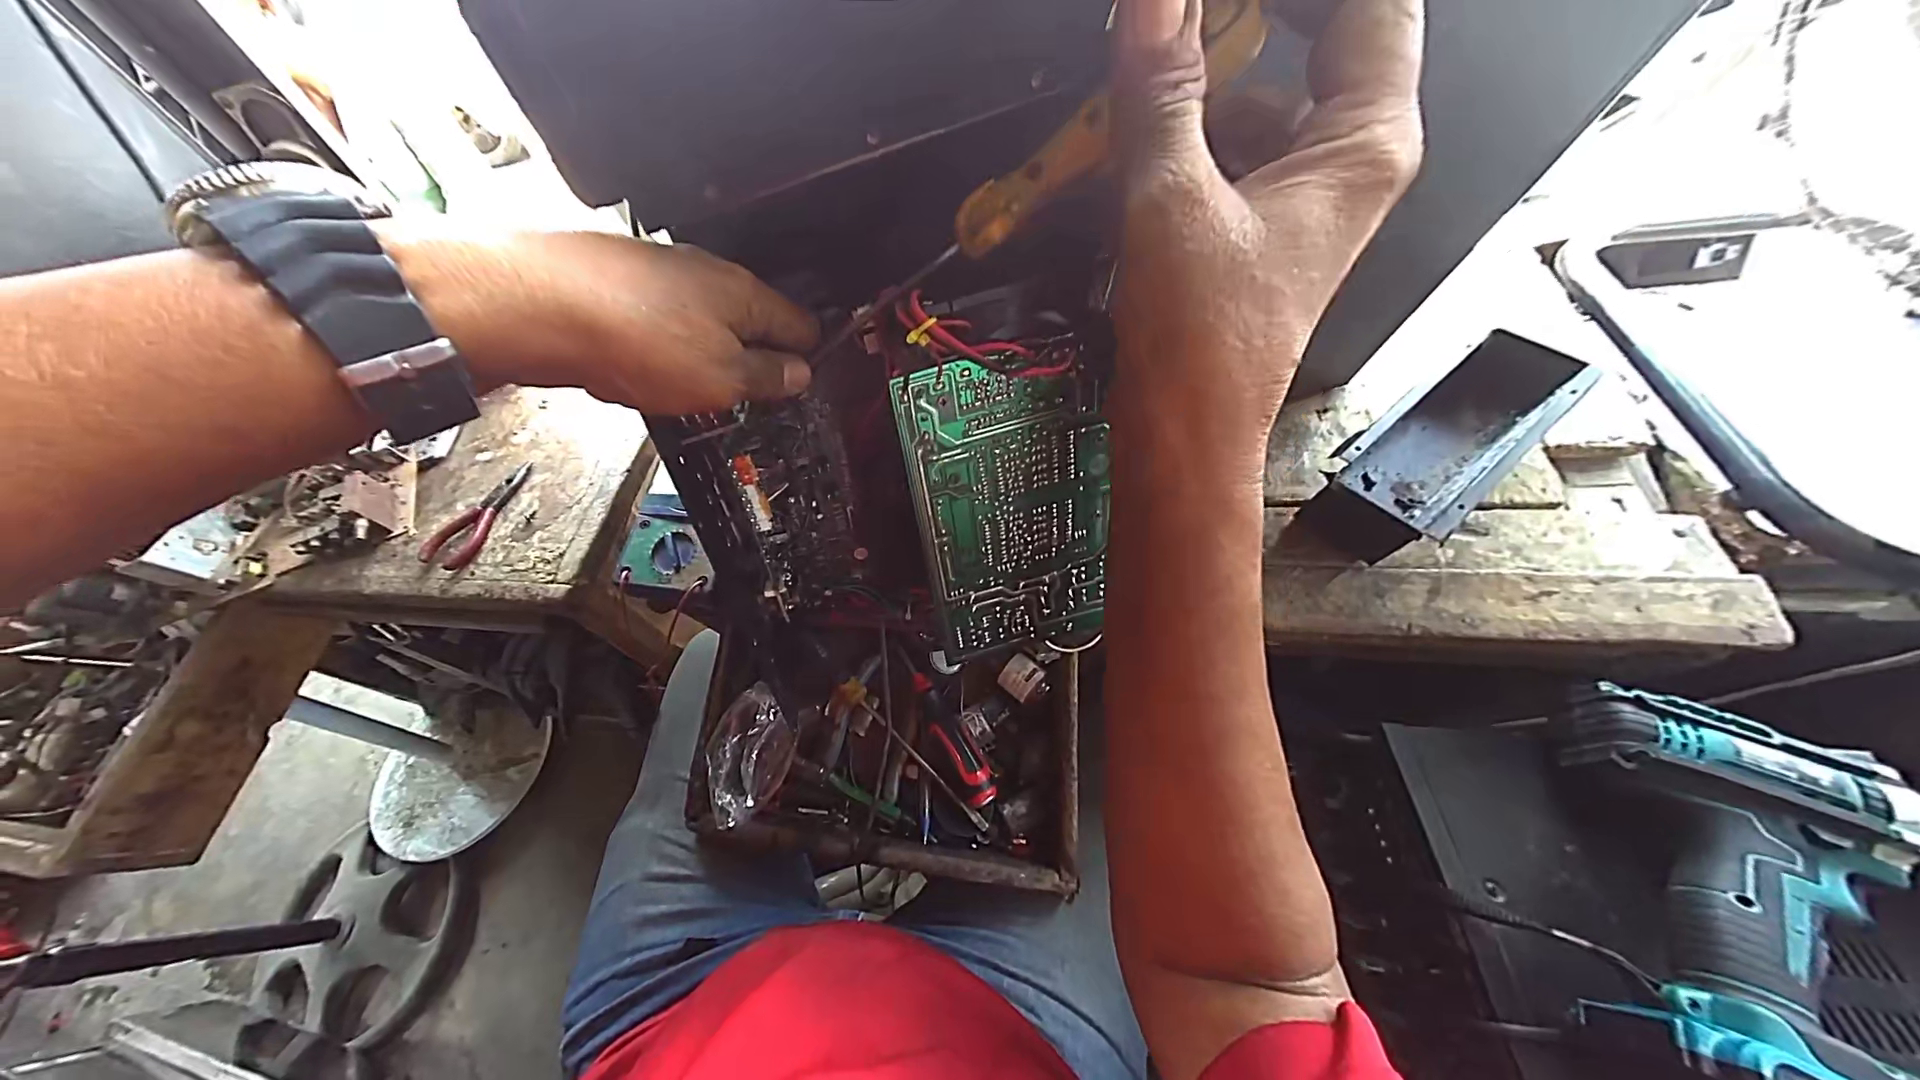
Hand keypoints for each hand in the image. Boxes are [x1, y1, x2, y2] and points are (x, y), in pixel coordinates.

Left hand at [394, 229, 817, 414]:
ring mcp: (662, 275)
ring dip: (706, 357)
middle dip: (753, 361)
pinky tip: (643, 371)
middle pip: (752, 323)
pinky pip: (661, 324)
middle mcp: (708, 275)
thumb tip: (798, 375)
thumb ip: (768, 377)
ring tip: (689, 390)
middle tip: (744, 398)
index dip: (809, 360)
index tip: (803, 385)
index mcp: (745, 295)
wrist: (531, 303)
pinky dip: (662, 350)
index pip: (802, 326)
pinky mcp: (621, 284)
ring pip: (705, 324)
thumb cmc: (629, 336)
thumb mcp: (722, 378)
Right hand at [1110, 0, 1423, 475]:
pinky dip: (1173, 149)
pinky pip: (1216, 164)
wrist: (1181, 430)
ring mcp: (1285, 208)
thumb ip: (1161, 91)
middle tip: (1163, 32)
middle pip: (1297, 57)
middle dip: (1224, 39)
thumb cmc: (1205, 346)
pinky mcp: (1241, 238)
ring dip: (1188, 99)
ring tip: (1132, 93)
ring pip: (1247, 115)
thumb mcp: (1172, 200)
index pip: (1364, 9)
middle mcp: (1334, 176)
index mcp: (1360, 151)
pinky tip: (1127, 150)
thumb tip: (1155, 6)